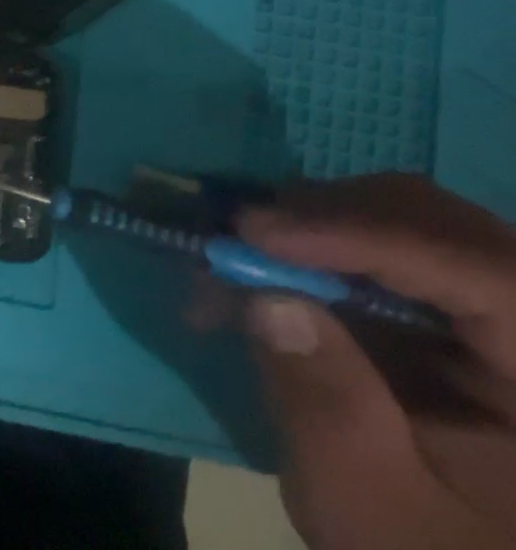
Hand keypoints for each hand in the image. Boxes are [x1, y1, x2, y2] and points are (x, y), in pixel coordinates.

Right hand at [235, 175, 515, 549]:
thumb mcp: (368, 498)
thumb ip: (324, 402)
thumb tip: (264, 298)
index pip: (489, 277)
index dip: (367, 239)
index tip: (251, 232)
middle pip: (448, 228)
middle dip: (327, 220)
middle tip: (230, 245)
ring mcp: (507, 323)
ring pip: (415, 226)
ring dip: (313, 232)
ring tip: (233, 268)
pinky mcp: (465, 321)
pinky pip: (393, 254)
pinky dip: (317, 252)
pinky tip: (264, 280)